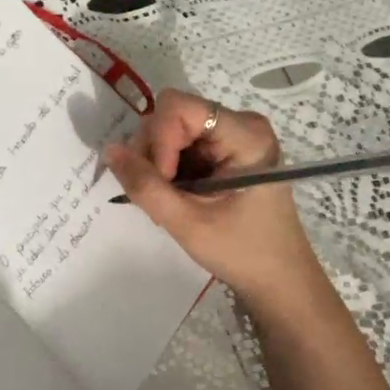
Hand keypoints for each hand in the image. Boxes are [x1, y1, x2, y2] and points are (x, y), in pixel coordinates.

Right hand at [104, 90, 329, 313]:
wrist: (279, 281)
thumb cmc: (242, 252)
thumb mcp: (187, 223)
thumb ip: (144, 185)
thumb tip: (109, 150)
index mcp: (245, 134)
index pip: (177, 108)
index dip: (158, 140)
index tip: (165, 181)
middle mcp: (241, 124)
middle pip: (171, 115)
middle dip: (154, 153)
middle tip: (160, 195)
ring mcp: (232, 136)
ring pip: (169, 130)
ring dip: (157, 162)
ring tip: (169, 200)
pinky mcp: (223, 150)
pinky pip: (178, 143)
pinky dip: (166, 167)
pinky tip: (175, 195)